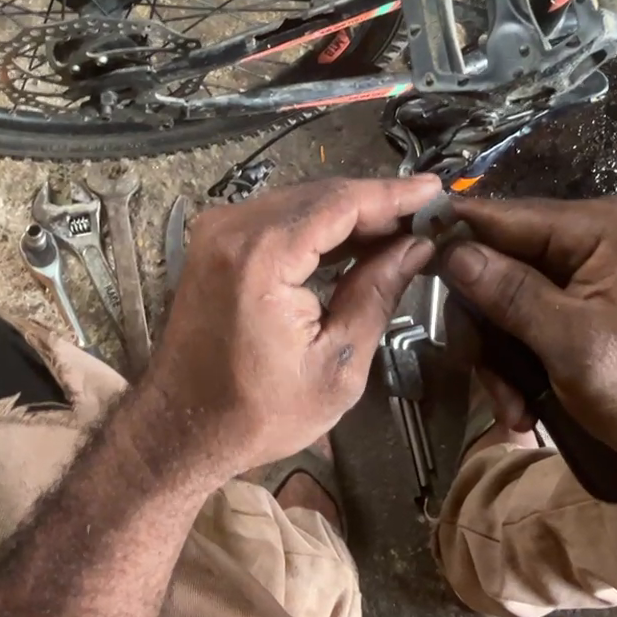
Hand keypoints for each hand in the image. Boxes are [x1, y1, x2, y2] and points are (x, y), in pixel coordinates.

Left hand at [147, 175, 441, 480]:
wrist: (181, 428)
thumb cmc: (259, 411)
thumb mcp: (336, 365)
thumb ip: (376, 294)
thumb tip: (416, 247)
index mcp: (261, 257)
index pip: (339, 203)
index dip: (392, 194)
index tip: (434, 189)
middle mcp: (233, 228)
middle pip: (320, 195)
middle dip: (376, 203)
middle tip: (425, 216)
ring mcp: (218, 230)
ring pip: (300, 202)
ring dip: (350, 213)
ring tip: (401, 229)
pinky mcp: (215, 240)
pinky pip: (278, 217)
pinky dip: (318, 225)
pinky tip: (355, 239)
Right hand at [443, 196, 616, 470]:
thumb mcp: (577, 345)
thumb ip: (509, 294)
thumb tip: (449, 250)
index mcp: (597, 227)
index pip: (502, 216)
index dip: (453, 240)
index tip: (407, 268)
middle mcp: (593, 241)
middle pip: (504, 266)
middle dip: (488, 329)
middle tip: (485, 382)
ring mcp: (597, 277)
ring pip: (517, 303)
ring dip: (506, 359)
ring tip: (516, 412)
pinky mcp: (598, 310)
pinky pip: (541, 324)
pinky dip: (529, 365)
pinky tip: (532, 408)